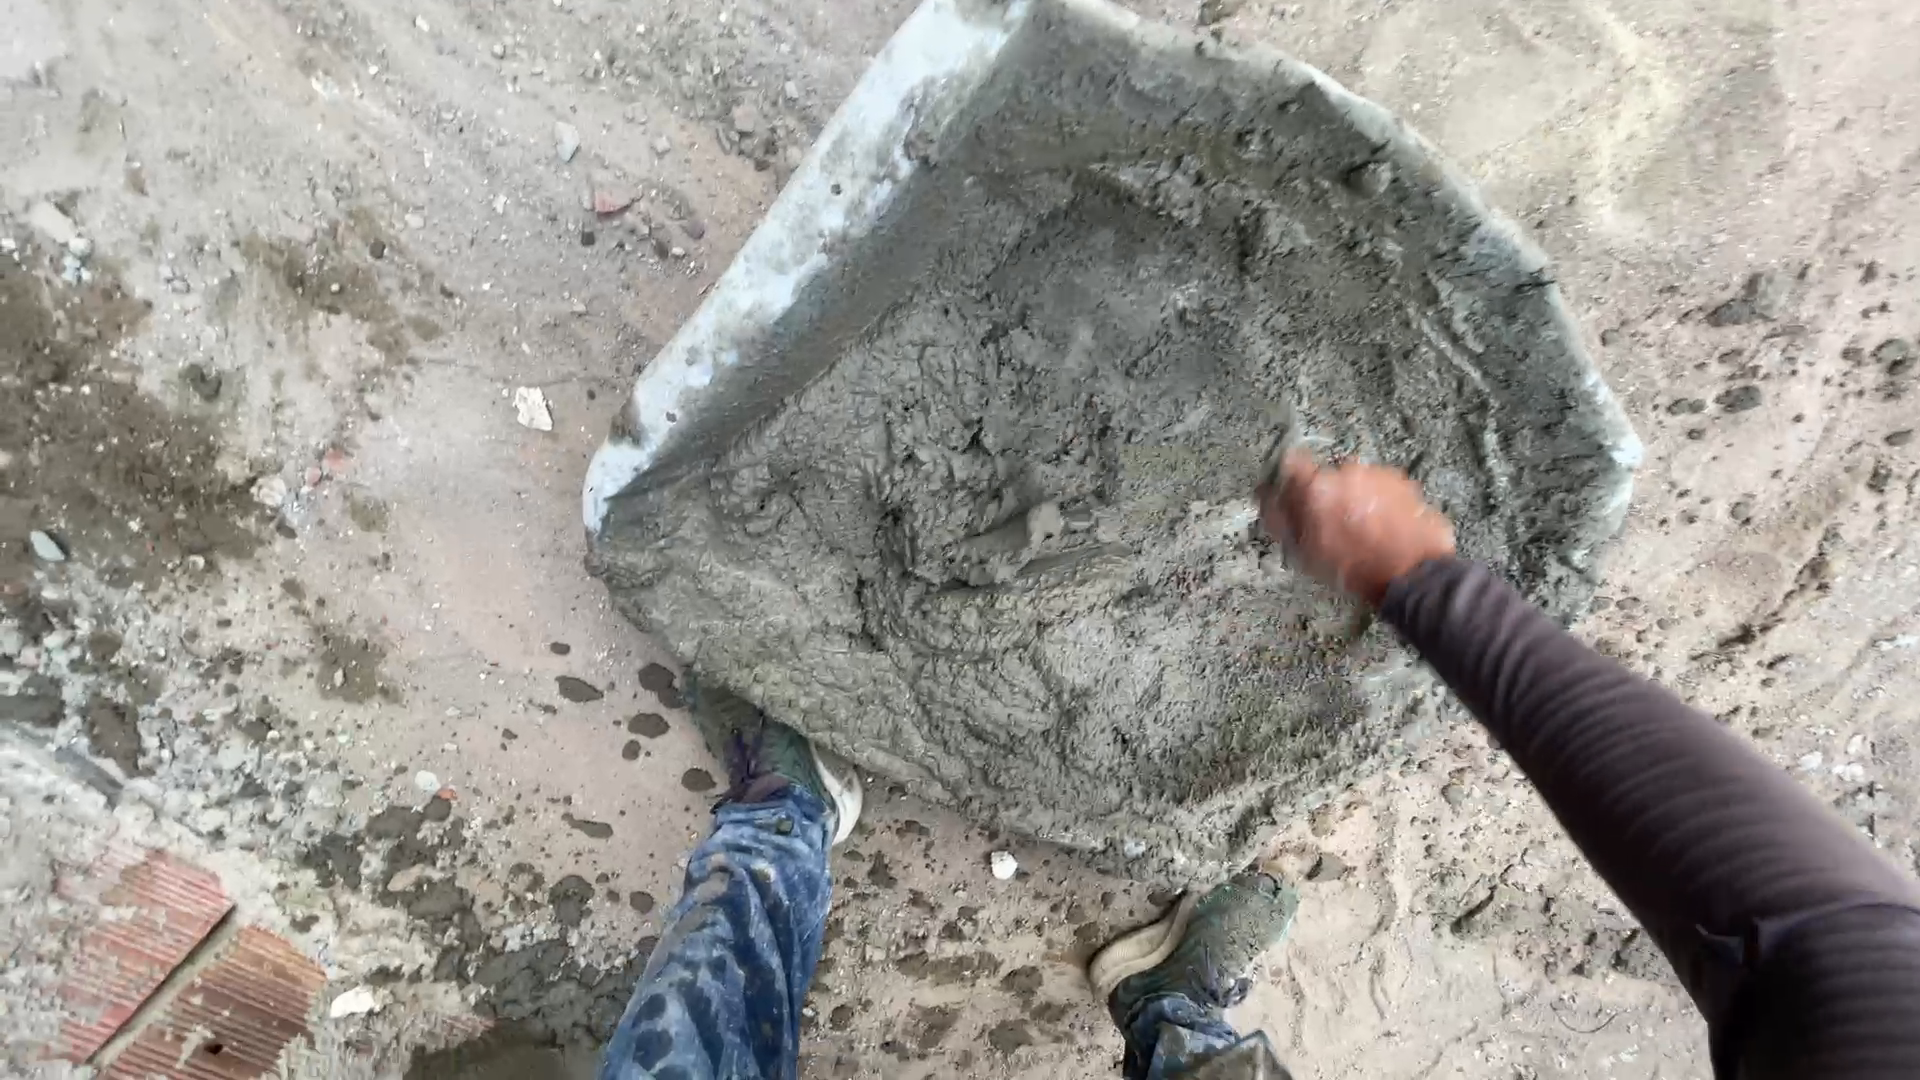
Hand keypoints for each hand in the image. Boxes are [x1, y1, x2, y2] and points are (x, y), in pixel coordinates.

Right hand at [1255, 449, 1456, 606]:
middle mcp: (1347, 472)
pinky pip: (1380, 489)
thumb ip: (1279, 518)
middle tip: (1328, 524)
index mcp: (1316, 486)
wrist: (1410, 574)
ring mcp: (1378, 476)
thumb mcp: (1303, 551)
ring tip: (1358, 531)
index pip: (1290, 464)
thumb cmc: (1356, 567)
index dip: (1288, 480)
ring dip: (1351, 499)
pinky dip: (1376, 503)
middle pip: (1325, 477)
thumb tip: (1264, 499)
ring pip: (1354, 483)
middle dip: (1324, 495)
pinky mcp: (1403, 484)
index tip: (1289, 491)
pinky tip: (1378, 528)